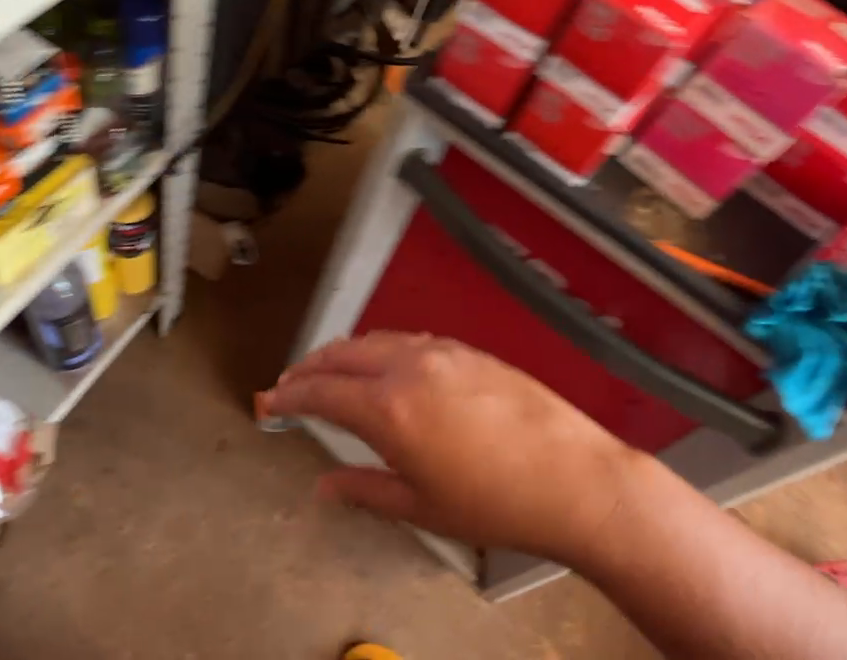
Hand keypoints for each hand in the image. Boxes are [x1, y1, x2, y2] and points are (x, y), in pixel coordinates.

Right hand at [259, 332, 641, 566]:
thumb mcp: (421, 506)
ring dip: (345, 354)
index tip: (271, 401)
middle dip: (310, 367)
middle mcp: (409, 367)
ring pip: (376, 340)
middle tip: (291, 384)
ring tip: (331, 372)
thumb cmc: (499, 503)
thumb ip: (363, 488)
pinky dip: (381, 349)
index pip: (321, 390)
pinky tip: (385, 366)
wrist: (575, 479)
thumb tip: (325, 485)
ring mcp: (442, 352)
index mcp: (389, 408)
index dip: (290, 395)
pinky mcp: (468, 350)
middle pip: (342, 354)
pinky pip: (409, 340)